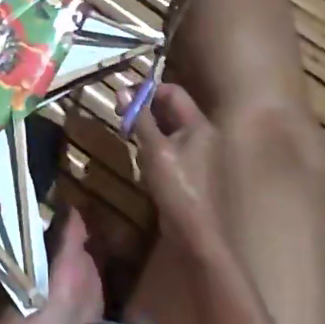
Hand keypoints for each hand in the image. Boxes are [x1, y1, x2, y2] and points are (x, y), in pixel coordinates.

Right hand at [120, 83, 228, 258]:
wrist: (194, 232)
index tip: (124, 98)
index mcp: (199, 124)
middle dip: (147, 110)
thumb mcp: (155, 150)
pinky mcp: (191, 171)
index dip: (149, 91)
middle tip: (121, 116)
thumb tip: (122, 92)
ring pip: (170, 130)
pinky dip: (156, 147)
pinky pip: (171, 149)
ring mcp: (198, 153)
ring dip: (149, 130)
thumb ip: (141, 120)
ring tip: (129, 136)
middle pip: (172, 110)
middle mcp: (203, 133)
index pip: (173, 92)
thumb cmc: (177, 187)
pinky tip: (141, 159)